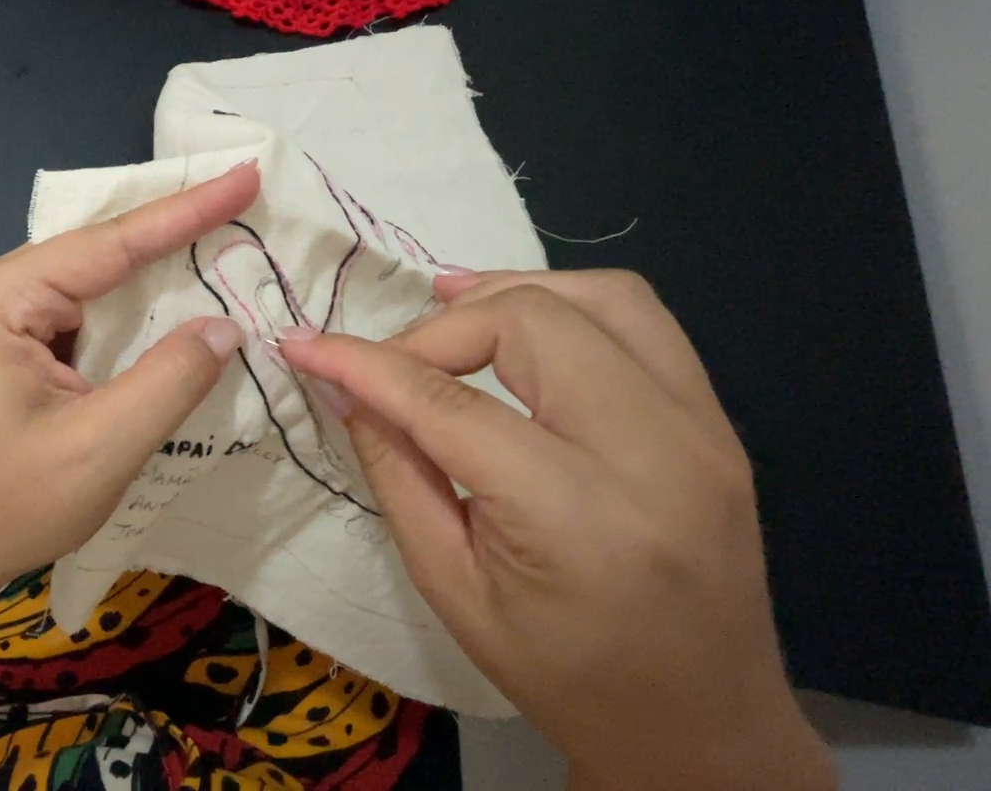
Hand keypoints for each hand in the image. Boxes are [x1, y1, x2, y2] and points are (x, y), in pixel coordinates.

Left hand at [0, 163, 258, 594]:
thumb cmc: (13, 502)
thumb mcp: (102, 448)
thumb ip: (169, 381)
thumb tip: (225, 325)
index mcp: (3, 299)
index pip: (109, 244)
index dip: (184, 211)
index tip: (243, 176)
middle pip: (101, 247)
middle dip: (175, 226)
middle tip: (245, 195)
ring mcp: (6, 313)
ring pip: (97, 274)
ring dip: (160, 261)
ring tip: (226, 230)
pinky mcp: (20, 338)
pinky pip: (89, 305)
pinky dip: (137, 301)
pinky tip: (180, 292)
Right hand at [278, 270, 833, 790]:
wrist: (702, 724)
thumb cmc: (558, 670)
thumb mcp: (446, 581)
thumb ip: (393, 467)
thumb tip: (342, 384)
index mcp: (574, 514)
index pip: (445, 399)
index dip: (361, 362)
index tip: (301, 344)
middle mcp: (654, 453)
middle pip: (528, 321)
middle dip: (436, 329)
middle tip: (390, 366)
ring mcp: (703, 429)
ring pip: (597, 296)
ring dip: (505, 294)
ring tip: (445, 312)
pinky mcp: (718, 420)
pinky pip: (639, 318)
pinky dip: (565, 300)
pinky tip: (513, 319)